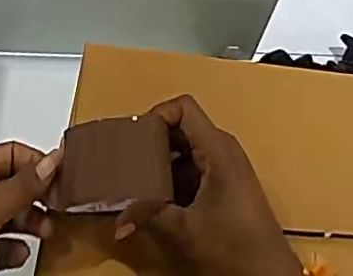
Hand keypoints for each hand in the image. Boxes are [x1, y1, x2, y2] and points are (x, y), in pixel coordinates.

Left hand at [0, 142, 60, 275]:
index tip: (60, 177)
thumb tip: (52, 158)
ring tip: (45, 231)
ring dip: (28, 222)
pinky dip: (12, 248)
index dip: (37, 163)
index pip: (12, 153)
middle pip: (13, 184)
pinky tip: (20, 254)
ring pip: (8, 215)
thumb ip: (22, 184)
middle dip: (35, 196)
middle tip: (56, 206)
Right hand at [115, 96, 300, 275]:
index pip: (184, 107)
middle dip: (156, 142)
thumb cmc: (234, 246)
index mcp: (216, 147)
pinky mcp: (227, 183)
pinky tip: (159, 200)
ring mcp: (226, 165)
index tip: (137, 137)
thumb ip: (151, 218)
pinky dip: (176, 178)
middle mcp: (222, 148)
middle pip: (183, 127)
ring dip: (164, 164)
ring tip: (139, 181)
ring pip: (188, 149)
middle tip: (131, 161)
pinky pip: (196, 167)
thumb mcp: (187, 231)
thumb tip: (118, 222)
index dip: (159, 114)